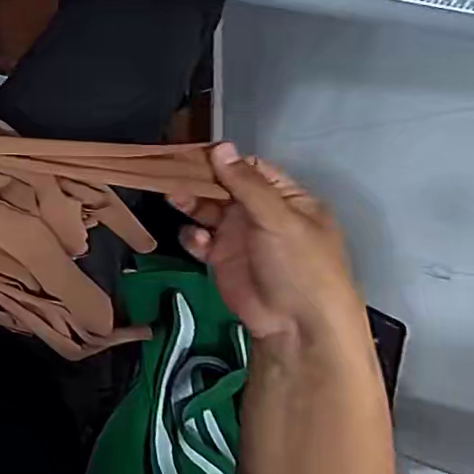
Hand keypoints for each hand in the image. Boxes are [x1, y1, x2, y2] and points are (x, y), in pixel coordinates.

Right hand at [171, 143, 367, 352]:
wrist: (296, 327)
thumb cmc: (300, 267)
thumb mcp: (279, 220)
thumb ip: (246, 184)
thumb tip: (220, 147)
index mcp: (286, 199)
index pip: (250, 169)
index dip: (224, 160)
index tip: (195, 155)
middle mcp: (260, 213)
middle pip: (222, 187)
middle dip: (200, 181)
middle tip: (173, 173)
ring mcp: (239, 236)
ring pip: (206, 210)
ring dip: (190, 204)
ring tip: (175, 199)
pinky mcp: (221, 258)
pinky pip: (198, 238)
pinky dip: (192, 237)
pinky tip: (197, 241)